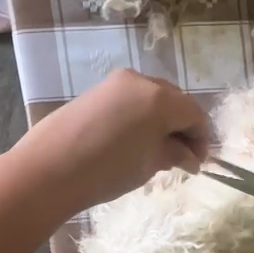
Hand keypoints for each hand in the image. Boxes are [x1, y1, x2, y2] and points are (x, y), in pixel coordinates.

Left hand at [7, 69, 210, 211]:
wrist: (51, 168)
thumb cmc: (108, 171)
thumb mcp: (149, 165)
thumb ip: (174, 154)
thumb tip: (189, 155)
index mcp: (161, 99)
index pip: (195, 114)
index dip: (202, 139)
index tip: (200, 163)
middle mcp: (142, 81)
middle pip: (176, 101)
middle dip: (184, 128)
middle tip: (184, 157)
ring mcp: (117, 82)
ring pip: (153, 98)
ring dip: (163, 121)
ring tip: (160, 151)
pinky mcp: (98, 90)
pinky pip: (132, 99)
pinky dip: (142, 116)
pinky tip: (136, 140)